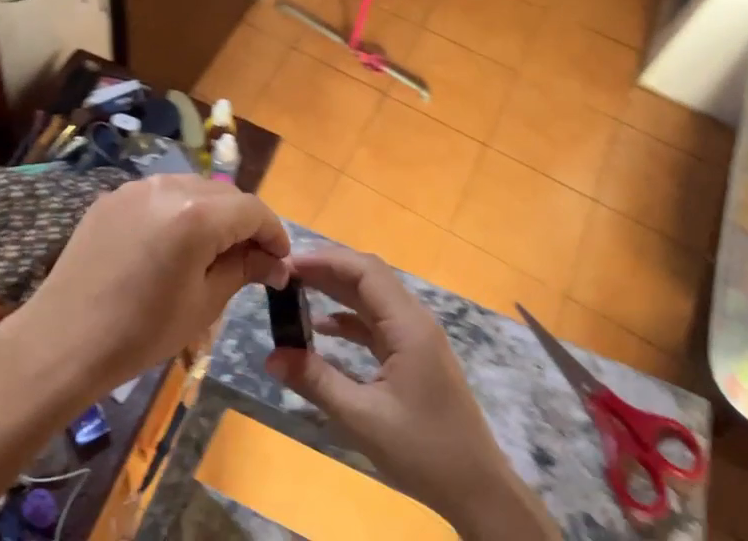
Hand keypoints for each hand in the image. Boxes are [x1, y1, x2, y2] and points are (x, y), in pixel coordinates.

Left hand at [12, 173, 290, 398]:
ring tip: (211, 254)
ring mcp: (134, 189)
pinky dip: (176, 213)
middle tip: (250, 261)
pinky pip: (157, 197)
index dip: (273, 233)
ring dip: (210, 214)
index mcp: (196, 214)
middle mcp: (167, 187)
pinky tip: (171, 248)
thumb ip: (243, 270)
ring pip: (190, 190)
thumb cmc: (141, 331)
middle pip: (222, 194)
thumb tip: (275, 263)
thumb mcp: (203, 304)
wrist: (64, 339)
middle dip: (243, 222)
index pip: (252, 209)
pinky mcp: (110, 199)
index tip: (280, 262)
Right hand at [264, 249, 557, 540]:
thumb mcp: (361, 417)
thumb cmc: (423, 450)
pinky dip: (349, 318)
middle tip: (285, 273)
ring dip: (337, 291)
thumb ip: (316, 381)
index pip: (365, 271)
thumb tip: (271, 356)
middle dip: (327, 269)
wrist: (477, 488)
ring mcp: (417, 340)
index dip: (326, 260)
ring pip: (373, 299)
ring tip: (296, 291)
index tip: (288, 264)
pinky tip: (322, 329)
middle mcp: (415, 322)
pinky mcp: (415, 357)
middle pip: (369, 277)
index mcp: (408, 327)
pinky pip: (378, 323)